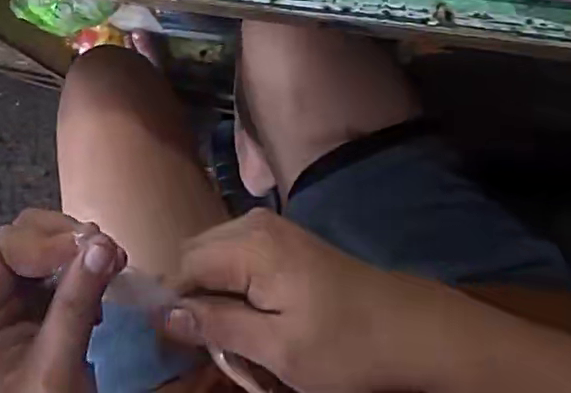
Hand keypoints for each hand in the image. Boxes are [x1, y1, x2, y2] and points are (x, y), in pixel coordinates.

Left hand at [0, 209, 128, 392]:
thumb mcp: (54, 373)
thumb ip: (75, 305)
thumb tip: (103, 244)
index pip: (4, 250)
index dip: (49, 241)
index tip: (94, 245)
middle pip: (20, 244)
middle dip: (65, 241)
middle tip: (108, 251)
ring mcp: (5, 314)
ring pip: (39, 257)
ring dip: (77, 254)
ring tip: (112, 264)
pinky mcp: (29, 323)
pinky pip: (53, 280)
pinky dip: (80, 274)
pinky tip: (102, 286)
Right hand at [161, 209, 447, 392]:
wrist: (407, 327)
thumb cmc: (344, 345)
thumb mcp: (279, 348)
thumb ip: (218, 326)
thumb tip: (164, 314)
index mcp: (250, 245)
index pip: (185, 266)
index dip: (174, 303)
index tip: (175, 344)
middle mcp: (251, 222)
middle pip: (195, 253)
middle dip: (192, 297)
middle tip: (210, 345)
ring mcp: (266, 225)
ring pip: (213, 253)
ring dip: (212, 292)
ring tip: (232, 335)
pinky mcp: (278, 236)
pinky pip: (234, 252)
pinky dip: (230, 282)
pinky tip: (249, 314)